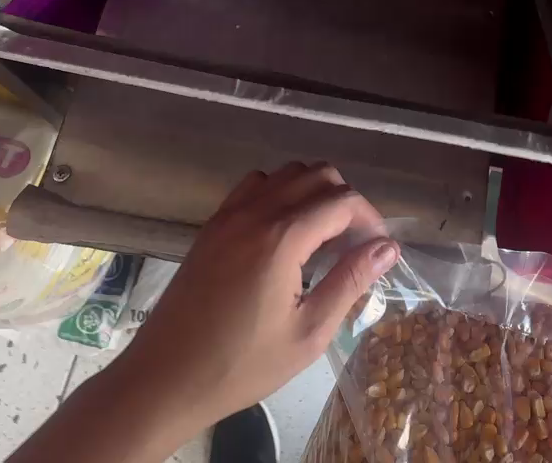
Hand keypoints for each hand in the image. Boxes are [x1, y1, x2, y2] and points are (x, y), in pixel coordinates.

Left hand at [118, 163, 398, 431]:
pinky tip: (283, 231)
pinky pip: (256, 183)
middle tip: (353, 242)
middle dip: (346, 200)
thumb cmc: (241, 365)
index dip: (370, 219)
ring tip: (321, 235)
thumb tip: (388, 248)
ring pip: (288, 172)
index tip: (377, 249)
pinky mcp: (214, 223)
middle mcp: (258, 211)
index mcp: (283, 238)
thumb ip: (350, 281)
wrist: (164, 379)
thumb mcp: (308, 333)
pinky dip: (280, 192)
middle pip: (319, 174)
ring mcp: (231, 213)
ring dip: (314, 192)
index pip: (343, 201)